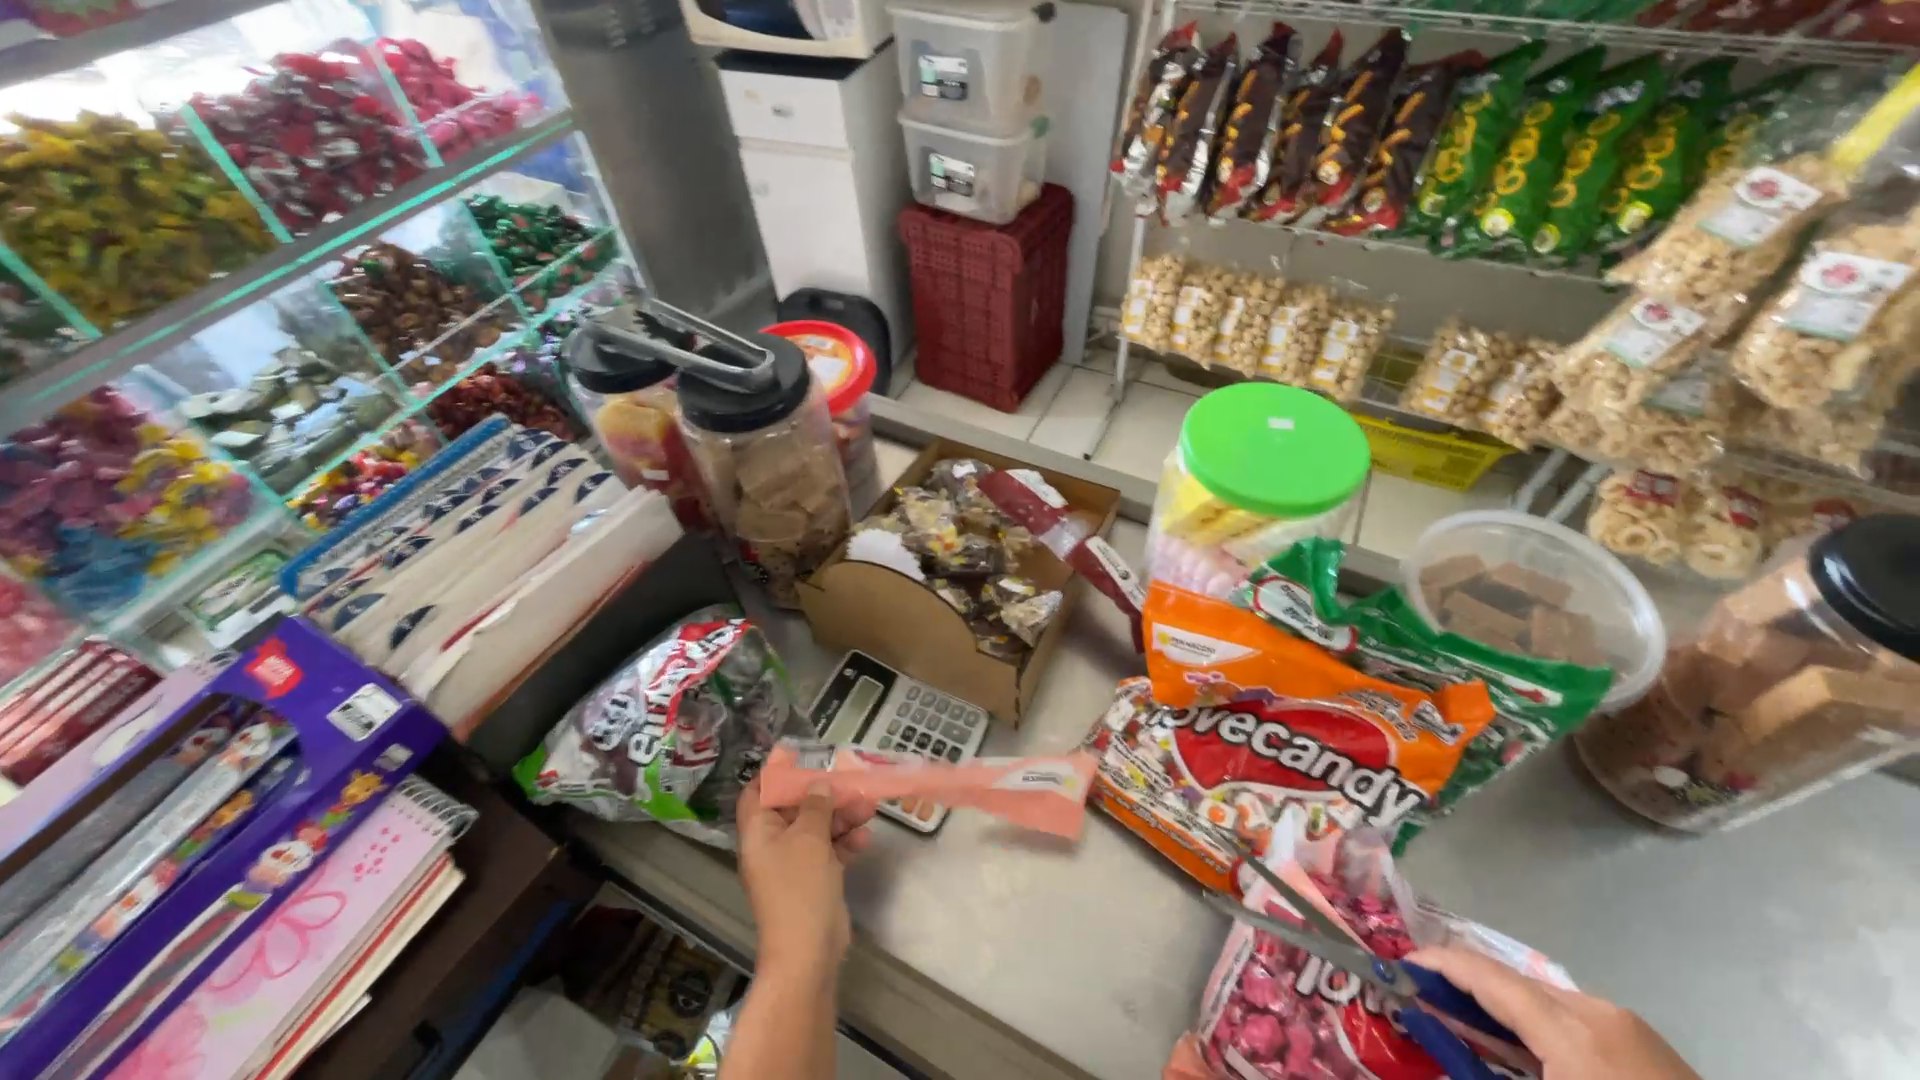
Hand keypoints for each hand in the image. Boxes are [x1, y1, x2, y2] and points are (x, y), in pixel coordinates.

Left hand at [736, 777, 876, 978]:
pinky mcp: (814, 880)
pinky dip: (846, 843)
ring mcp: (793, 865)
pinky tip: (865, 840)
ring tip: (869, 808)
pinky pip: (829, 851)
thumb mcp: (809, 838)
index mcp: (758, 833)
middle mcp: (772, 845)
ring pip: (817, 829)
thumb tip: (819, 785)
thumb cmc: (800, 887)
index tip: (798, 756)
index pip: (758, 793)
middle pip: (794, 808)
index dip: (775, 773)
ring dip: (842, 817)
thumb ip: (816, 806)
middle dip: (824, 795)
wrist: (808, 952)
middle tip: (851, 783)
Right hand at [1406, 946, 1702, 1079]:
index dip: (1434, 965)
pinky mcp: (1648, 1046)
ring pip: (1543, 999)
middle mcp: (1597, 1011)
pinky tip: (1524, 1052)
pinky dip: (1536, 1025)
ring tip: (1465, 1028)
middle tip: (1419, 1000)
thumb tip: (1433, 1036)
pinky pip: (1573, 1019)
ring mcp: (1629, 1026)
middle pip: (1510, 982)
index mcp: (1569, 1029)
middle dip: (1461, 987)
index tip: (1394, 967)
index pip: (1484, 975)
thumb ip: (1477, 1070)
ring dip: (1499, 1008)